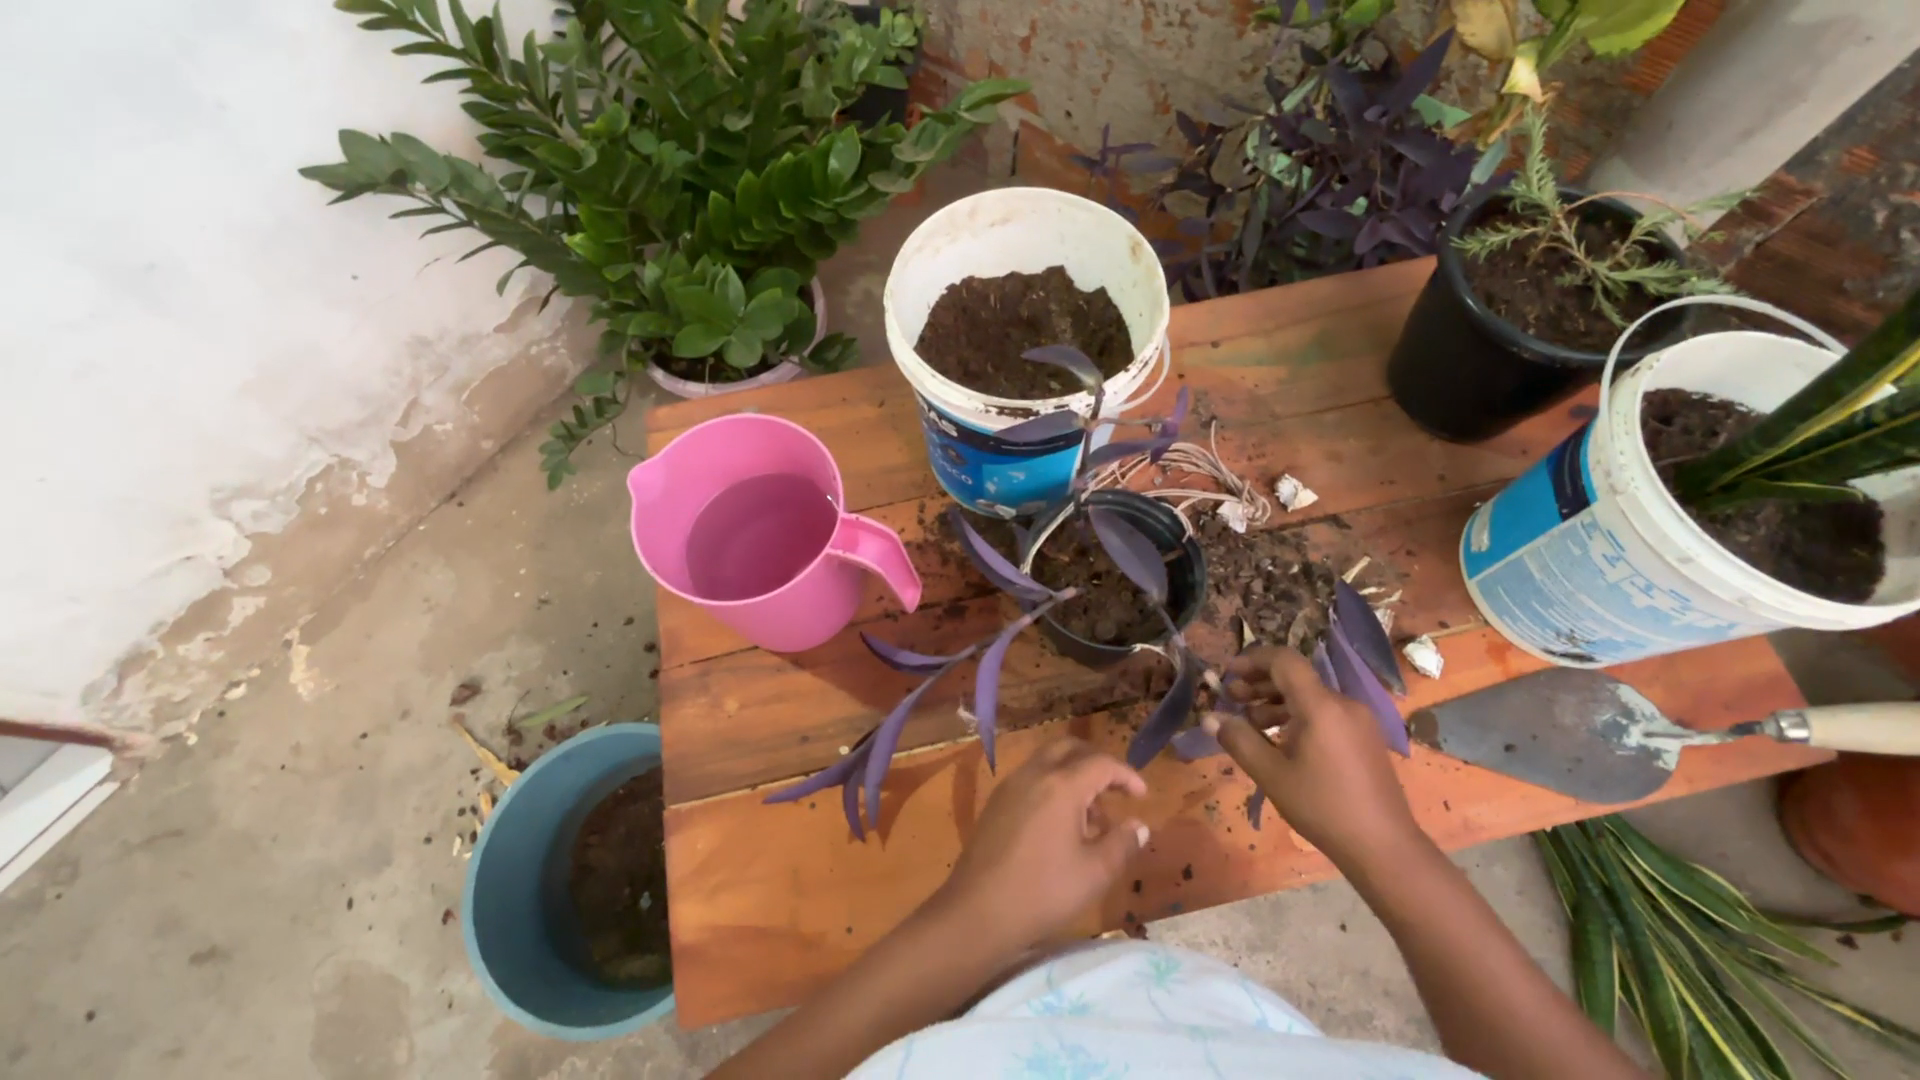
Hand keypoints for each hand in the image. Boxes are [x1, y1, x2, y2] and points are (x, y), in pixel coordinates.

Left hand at [935, 737, 1147, 955]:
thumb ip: (1122, 843)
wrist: (977, 911)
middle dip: (1096, 762)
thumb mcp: (1095, 873)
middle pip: (1069, 748)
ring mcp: (1009, 788)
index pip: (1101, 763)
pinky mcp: (995, 805)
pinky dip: (1052, 788)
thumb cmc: (1043, 891)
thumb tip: (1139, 825)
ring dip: (1073, 776)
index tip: (1142, 796)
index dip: (1126, 775)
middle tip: (1116, 790)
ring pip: (1047, 763)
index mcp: (1060, 785)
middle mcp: (1033, 775)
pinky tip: (1061, 827)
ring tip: (1093, 818)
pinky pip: (1030, 780)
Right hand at [1205, 646, 1420, 864]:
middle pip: (1296, 678)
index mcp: (1321, 706)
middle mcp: (1343, 703)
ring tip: (1250, 724)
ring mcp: (1358, 720)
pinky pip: (1325, 713)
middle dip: (1259, 683)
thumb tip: (1209, 718)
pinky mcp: (1364, 737)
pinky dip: (1297, 716)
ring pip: (1310, 696)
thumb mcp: (1271, 774)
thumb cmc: (1322, 807)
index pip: (1284, 660)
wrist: (1383, 846)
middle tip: (1231, 699)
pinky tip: (1280, 741)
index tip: (1227, 674)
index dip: (1253, 659)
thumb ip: (1238, 740)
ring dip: (1276, 702)